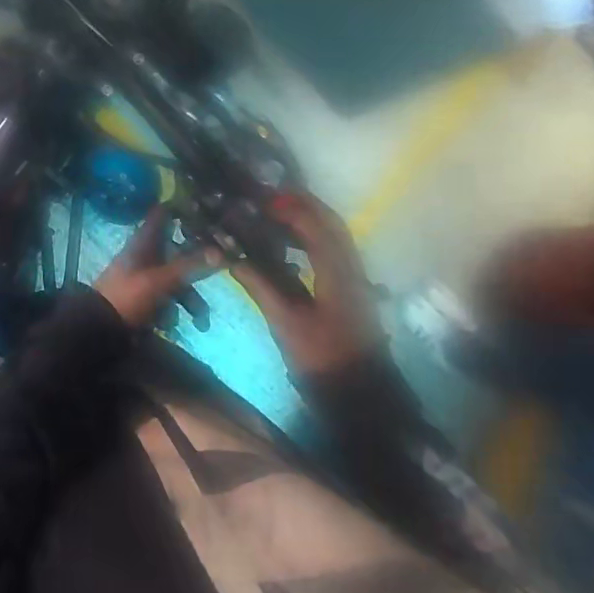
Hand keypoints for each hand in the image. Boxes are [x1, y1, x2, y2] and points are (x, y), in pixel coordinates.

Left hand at [94, 208, 221, 327]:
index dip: (185, 208)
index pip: (165, 212)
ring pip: (176, 280)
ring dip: (190, 301)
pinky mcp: (144, 298)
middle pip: (179, 251)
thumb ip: (191, 265)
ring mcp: (145, 277)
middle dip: (199, 269)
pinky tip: (170, 327)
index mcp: (146, 241)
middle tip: (220, 273)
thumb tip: (223, 252)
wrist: (98, 329)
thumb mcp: (161, 280)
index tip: (210, 212)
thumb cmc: (128, 295)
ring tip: (201, 322)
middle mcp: (147, 254)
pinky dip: (172, 312)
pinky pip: (166, 300)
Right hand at [229, 193, 382, 374]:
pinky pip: (334, 252)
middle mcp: (350, 266)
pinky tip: (291, 251)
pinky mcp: (352, 290)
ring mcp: (355, 278)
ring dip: (309, 221)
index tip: (262, 200)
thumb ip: (260, 286)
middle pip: (330, 222)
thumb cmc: (322, 357)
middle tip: (270, 200)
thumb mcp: (286, 322)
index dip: (289, 207)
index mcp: (336, 270)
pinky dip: (313, 240)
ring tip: (276, 220)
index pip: (314, 225)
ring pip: (334, 235)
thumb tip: (234, 258)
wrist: (360, 392)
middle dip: (302, 205)